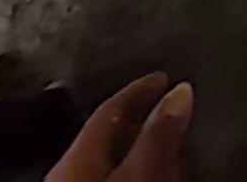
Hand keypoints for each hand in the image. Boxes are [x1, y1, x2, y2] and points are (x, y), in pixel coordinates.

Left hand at [47, 73, 192, 181]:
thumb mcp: (143, 169)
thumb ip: (161, 129)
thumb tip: (180, 90)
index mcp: (72, 158)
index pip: (109, 108)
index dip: (140, 88)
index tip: (164, 75)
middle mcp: (65, 174)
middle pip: (110, 133)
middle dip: (143, 116)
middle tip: (174, 103)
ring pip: (113, 157)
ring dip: (142, 143)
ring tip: (172, 137)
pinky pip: (118, 173)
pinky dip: (139, 164)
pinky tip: (158, 167)